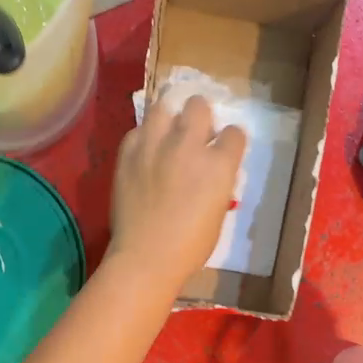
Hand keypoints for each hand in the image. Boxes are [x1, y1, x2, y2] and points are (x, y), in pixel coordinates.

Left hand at [108, 95, 246, 282]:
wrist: (145, 257)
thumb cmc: (189, 247)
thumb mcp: (217, 213)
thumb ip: (218, 182)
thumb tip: (212, 170)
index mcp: (218, 164)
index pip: (234, 133)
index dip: (229, 142)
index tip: (223, 151)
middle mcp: (188, 145)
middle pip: (198, 105)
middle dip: (200, 117)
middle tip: (194, 136)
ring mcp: (154, 145)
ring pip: (164, 106)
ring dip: (169, 119)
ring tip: (167, 137)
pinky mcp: (128, 152)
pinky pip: (138, 130)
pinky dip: (144, 138)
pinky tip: (145, 155)